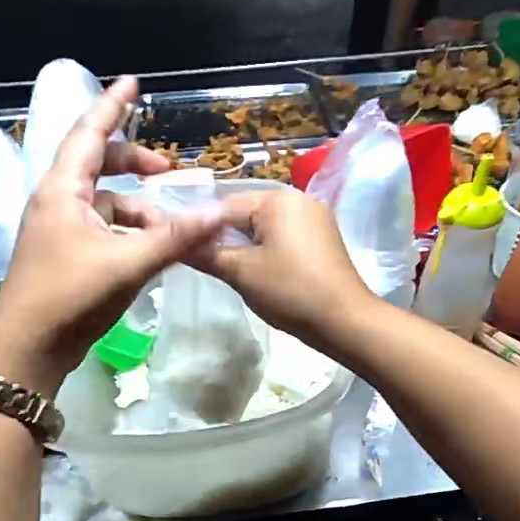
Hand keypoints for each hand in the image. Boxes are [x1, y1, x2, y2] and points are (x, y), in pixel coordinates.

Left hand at [0, 77, 223, 390]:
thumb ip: (177, 238)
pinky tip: (155, 249)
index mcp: (62, 190)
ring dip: (142, 207)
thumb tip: (220, 213)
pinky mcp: (70, 254)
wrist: (29, 348)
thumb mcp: (129, 263)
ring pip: (107, 201)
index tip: (132, 82)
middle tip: (170, 171)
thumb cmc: (70, 296)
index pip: (88, 133)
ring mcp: (63, 229)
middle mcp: (59, 201)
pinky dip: (133, 231)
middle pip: (98, 164)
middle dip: (135, 162)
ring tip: (174, 228)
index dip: (112, 106)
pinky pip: (107, 227)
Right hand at [192, 189, 377, 344]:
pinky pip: (287, 238)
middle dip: (227, 238)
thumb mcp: (241, 272)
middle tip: (210, 266)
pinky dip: (270, 252)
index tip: (183, 251)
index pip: (223, 207)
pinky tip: (263, 275)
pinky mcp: (325, 240)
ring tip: (236, 273)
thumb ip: (206, 254)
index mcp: (278, 199)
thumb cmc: (290, 291)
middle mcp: (299, 200)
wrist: (345, 321)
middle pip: (247, 214)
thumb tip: (175, 243)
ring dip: (248, 247)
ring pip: (267, 228)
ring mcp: (317, 219)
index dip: (201, 230)